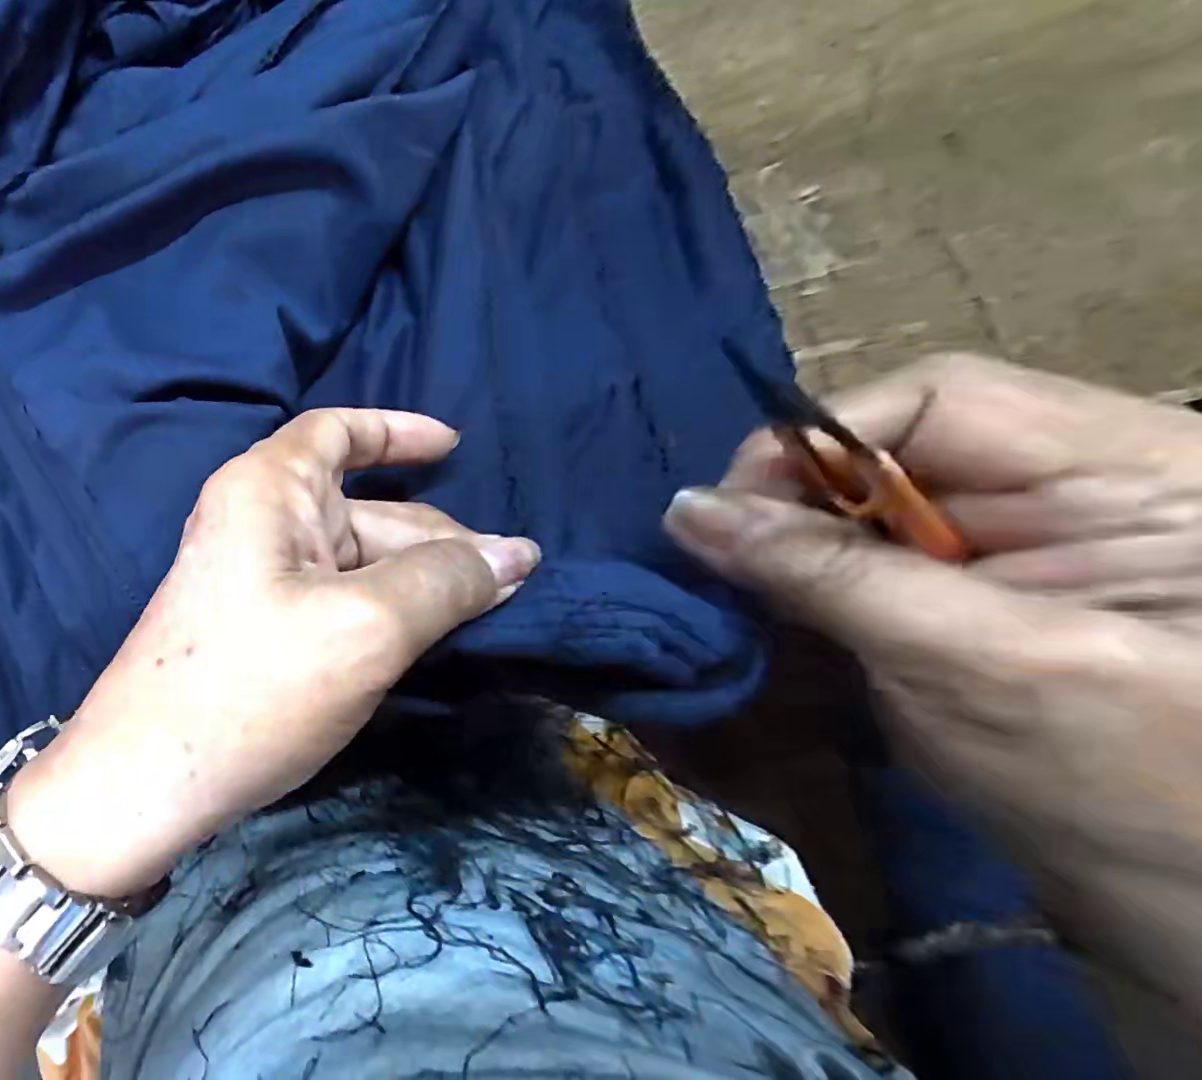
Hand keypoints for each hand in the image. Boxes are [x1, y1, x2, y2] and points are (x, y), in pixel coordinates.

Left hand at [7, 409, 540, 898]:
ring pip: (354, 560)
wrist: (148, 778)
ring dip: (417, 580)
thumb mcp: (366, 626)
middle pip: (363, 509)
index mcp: (266, 490)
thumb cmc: (254, 686)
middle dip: (437, 537)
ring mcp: (254, 577)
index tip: (455, 448)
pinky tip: (429, 634)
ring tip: (487, 610)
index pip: (336, 433)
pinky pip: (335, 598)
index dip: (398, 432)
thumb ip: (445, 581)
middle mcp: (256, 520)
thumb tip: (516, 555)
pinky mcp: (256, 626)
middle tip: (511, 580)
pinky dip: (384, 608)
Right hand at [663, 353, 1201, 1008]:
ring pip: (856, 502)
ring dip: (789, 543)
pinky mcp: (966, 588)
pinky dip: (803, 578)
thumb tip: (685, 510)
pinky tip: (782, 609)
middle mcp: (1069, 488)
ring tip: (747, 589)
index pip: (937, 400)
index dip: (818, 443)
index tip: (733, 514)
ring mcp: (1015, 541)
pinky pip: (856, 553)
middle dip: (791, 499)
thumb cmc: (1138, 791)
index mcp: (1131, 474)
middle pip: (886, 447)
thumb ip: (827, 573)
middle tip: (728, 560)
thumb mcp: (974, 664)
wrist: (1194, 910)